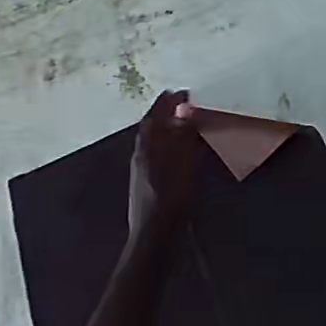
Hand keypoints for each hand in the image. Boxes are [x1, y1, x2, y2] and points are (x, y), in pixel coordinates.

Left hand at [128, 90, 197, 239]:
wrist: (155, 234)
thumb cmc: (173, 195)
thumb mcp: (185, 161)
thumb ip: (185, 135)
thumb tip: (185, 110)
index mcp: (148, 144)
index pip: (156, 114)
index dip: (168, 101)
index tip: (180, 91)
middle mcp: (140, 153)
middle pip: (151, 126)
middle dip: (165, 113)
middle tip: (181, 104)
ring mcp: (140, 169)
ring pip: (152, 140)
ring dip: (165, 128)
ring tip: (181, 123)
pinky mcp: (144, 182)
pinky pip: (155, 153)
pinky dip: (165, 144)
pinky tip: (176, 151)